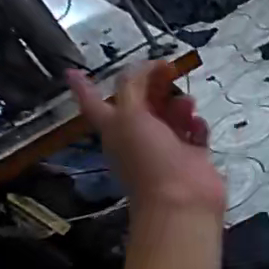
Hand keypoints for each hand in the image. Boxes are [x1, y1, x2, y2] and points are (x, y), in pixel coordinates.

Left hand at [69, 64, 224, 215]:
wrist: (182, 201)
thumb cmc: (149, 159)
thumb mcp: (129, 115)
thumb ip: (132, 86)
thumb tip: (145, 69)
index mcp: (115, 128)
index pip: (94, 103)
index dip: (83, 87)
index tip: (71, 72)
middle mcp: (138, 136)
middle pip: (142, 101)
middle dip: (153, 83)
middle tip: (169, 68)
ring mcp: (166, 147)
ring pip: (171, 113)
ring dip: (179, 103)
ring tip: (188, 105)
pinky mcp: (191, 156)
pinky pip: (193, 131)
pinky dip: (196, 124)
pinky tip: (197, 126)